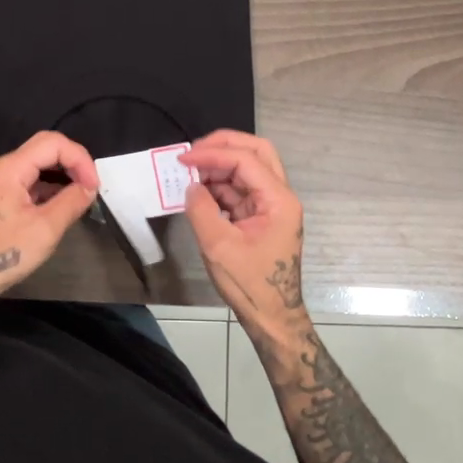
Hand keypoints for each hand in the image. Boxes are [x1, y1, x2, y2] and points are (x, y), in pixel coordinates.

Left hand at [0, 131, 99, 301]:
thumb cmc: (5, 253)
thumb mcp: (46, 228)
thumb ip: (72, 201)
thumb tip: (91, 186)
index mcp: (12, 167)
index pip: (54, 143)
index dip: (80, 159)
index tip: (95, 186)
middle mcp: (7, 167)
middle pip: (47, 147)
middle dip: (74, 161)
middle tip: (92, 186)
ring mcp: (5, 181)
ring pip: (41, 163)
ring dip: (65, 173)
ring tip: (84, 195)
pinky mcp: (6, 196)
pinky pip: (35, 180)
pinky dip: (54, 186)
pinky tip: (67, 203)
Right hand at [180, 130, 309, 339]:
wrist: (271, 317)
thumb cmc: (250, 283)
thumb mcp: (219, 246)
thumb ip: (201, 209)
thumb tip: (190, 186)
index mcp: (278, 200)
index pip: (245, 160)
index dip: (212, 154)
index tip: (183, 159)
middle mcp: (280, 196)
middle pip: (256, 152)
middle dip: (223, 145)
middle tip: (193, 151)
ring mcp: (271, 205)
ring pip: (247, 167)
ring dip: (218, 165)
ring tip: (189, 172)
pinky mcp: (260, 215)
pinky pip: (240, 187)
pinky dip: (218, 183)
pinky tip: (197, 189)